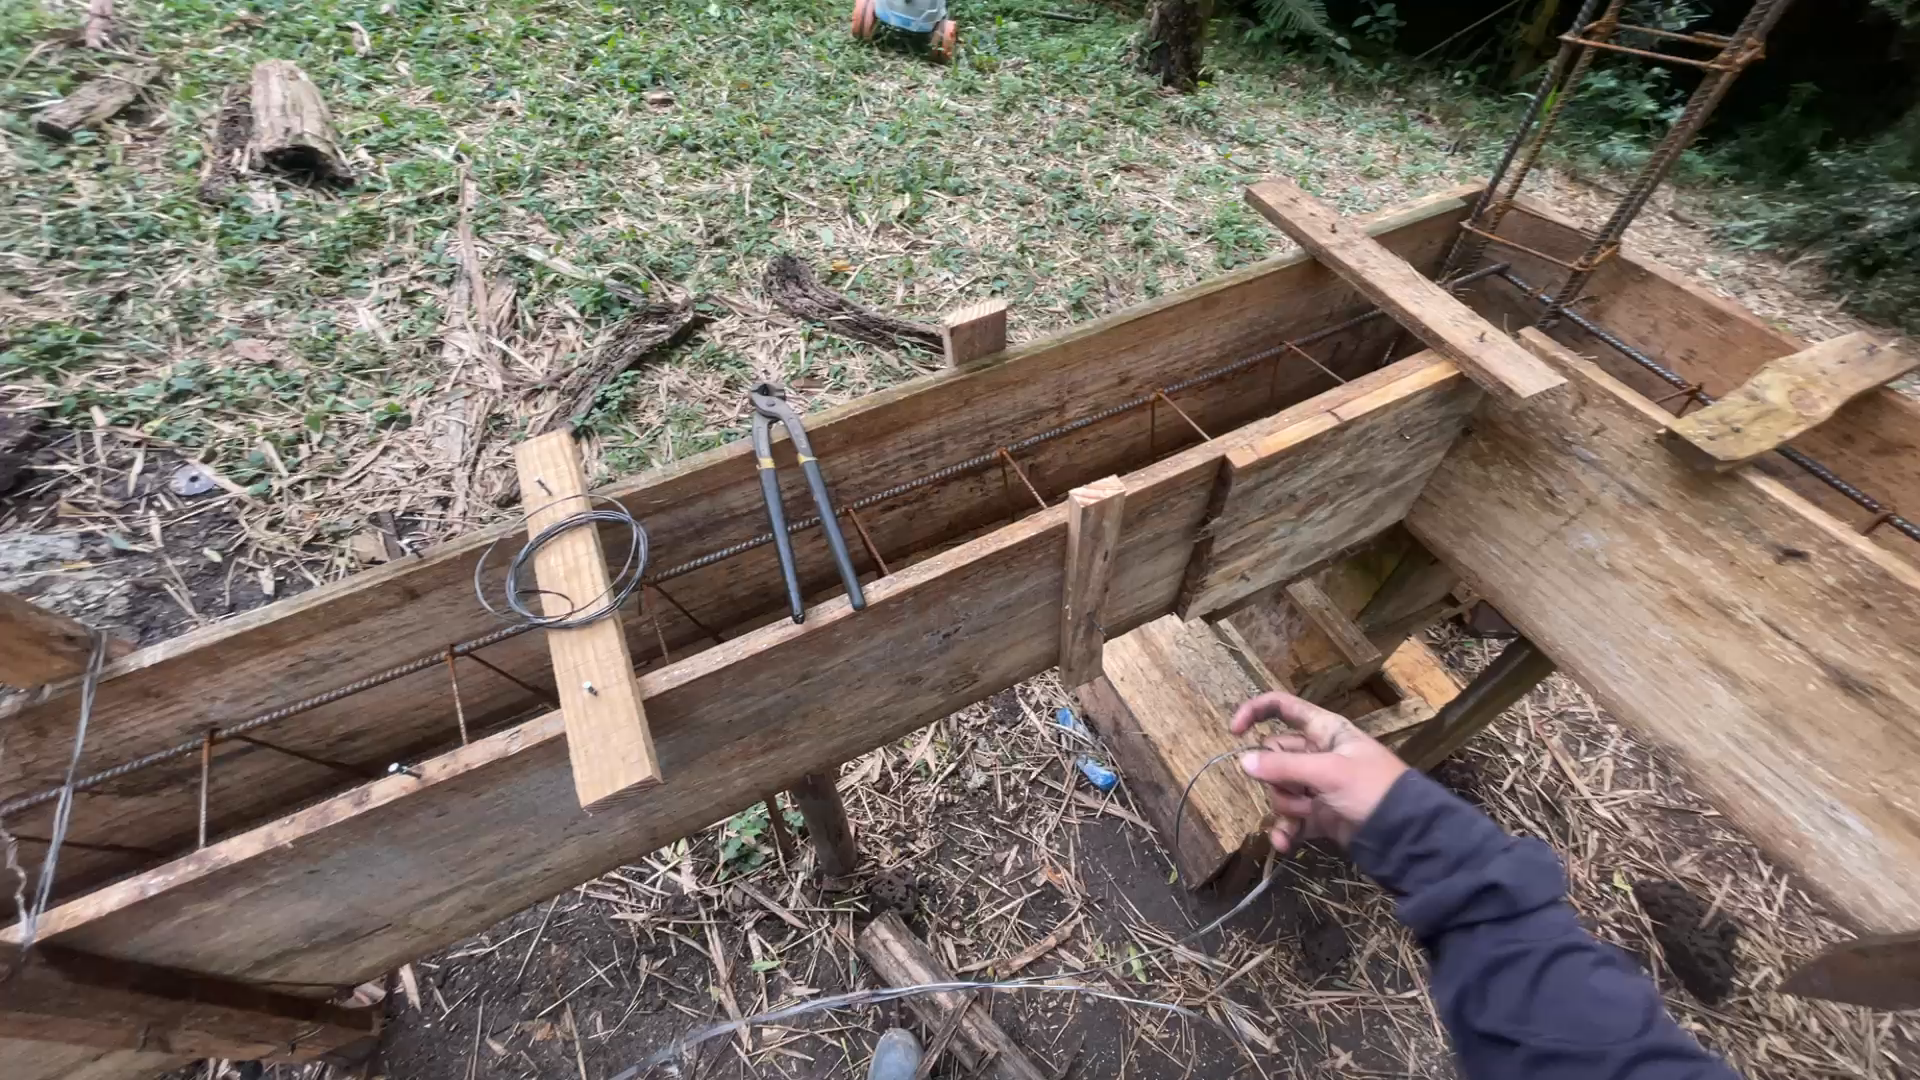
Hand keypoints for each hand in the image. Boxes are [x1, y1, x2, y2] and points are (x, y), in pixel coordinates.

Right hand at [1231, 691, 1407, 852]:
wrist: (1410, 840)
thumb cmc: (1373, 790)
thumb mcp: (1327, 772)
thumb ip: (1282, 766)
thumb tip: (1242, 762)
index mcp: (1324, 730)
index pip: (1282, 707)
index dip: (1255, 712)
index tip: (1234, 732)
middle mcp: (1318, 754)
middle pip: (1274, 755)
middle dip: (1277, 775)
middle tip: (1298, 788)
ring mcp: (1317, 786)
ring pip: (1279, 788)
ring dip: (1287, 804)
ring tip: (1309, 813)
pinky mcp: (1319, 815)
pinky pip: (1290, 819)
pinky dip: (1285, 831)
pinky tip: (1284, 845)